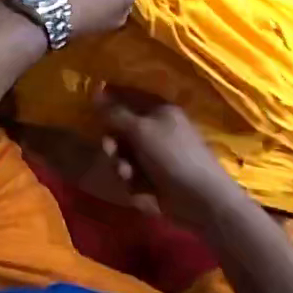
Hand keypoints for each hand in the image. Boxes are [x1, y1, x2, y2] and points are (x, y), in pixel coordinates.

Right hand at [97, 88, 237, 229]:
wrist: (202, 200)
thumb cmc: (172, 155)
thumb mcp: (140, 129)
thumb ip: (115, 113)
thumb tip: (95, 92)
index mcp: (160, 110)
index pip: (130, 95)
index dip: (110, 97)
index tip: (90, 102)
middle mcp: (158, 129)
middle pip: (123, 127)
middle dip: (113, 140)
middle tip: (109, 148)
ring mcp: (157, 155)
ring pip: (125, 152)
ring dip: (120, 162)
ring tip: (125, 173)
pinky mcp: (156, 178)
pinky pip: (133, 173)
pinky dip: (131, 180)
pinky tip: (134, 188)